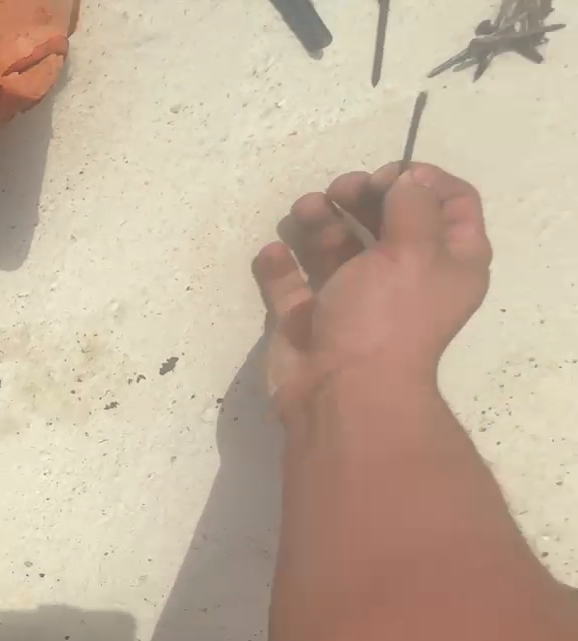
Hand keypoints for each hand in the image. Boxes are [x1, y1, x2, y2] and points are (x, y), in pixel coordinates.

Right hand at [252, 162, 491, 416]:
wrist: (340, 385)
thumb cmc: (386, 316)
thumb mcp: (412, 251)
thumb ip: (409, 209)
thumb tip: (402, 180)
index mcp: (447, 260)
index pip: (449, 206)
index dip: (424, 182)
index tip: (391, 172)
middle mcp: (401, 275)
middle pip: (386, 223)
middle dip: (364, 198)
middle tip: (340, 186)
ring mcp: (348, 298)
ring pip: (335, 250)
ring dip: (321, 223)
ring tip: (303, 206)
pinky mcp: (303, 318)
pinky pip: (290, 285)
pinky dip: (280, 265)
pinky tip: (272, 250)